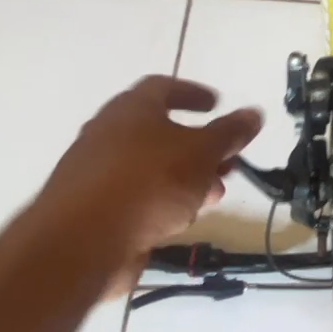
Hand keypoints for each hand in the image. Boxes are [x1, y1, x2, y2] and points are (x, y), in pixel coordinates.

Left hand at [35, 76, 262, 295]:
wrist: (79, 244)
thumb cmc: (147, 184)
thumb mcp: (202, 153)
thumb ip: (230, 133)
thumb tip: (253, 113)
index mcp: (131, 110)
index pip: (162, 88)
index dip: (192, 93)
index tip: (216, 104)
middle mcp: (108, 134)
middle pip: (159, 131)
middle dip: (198, 146)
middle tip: (225, 158)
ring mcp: (96, 173)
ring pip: (151, 167)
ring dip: (185, 177)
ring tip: (213, 195)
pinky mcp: (92, 209)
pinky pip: (136, 195)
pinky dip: (163, 200)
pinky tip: (180, 218)